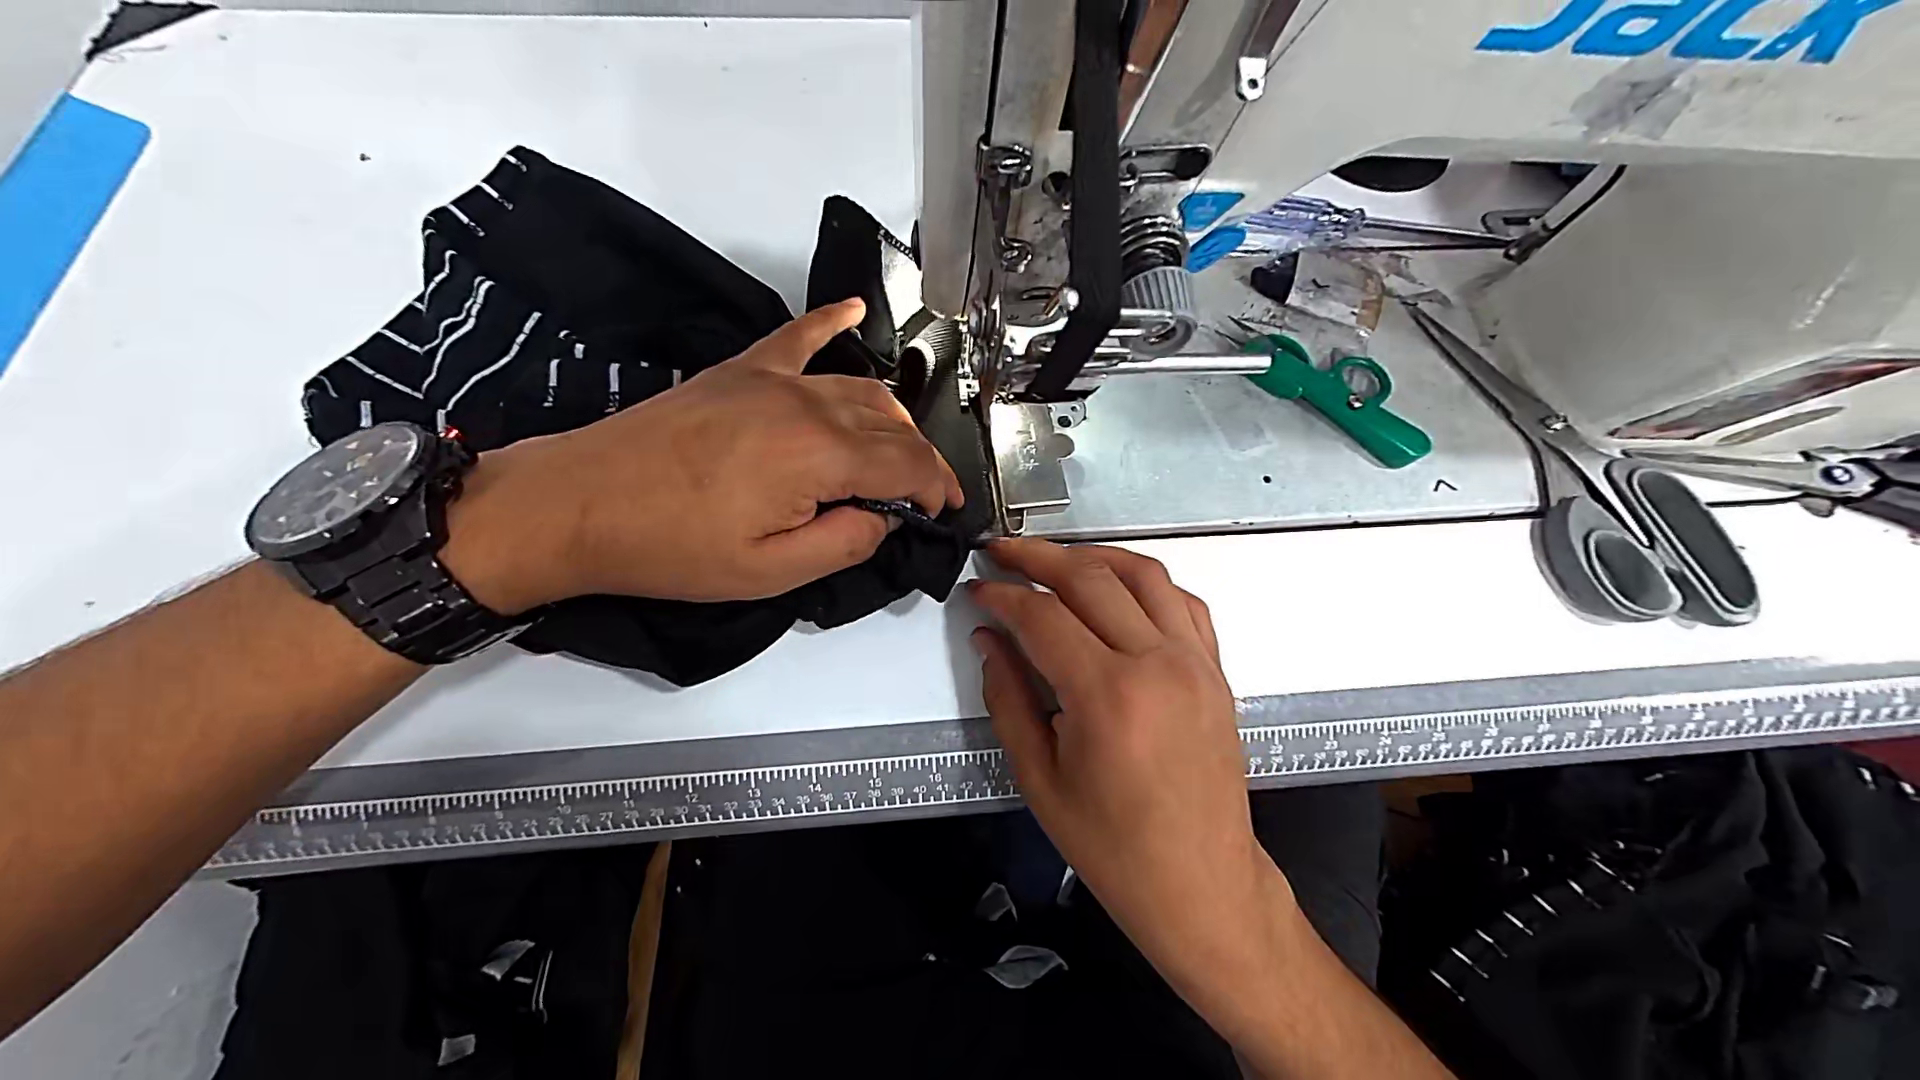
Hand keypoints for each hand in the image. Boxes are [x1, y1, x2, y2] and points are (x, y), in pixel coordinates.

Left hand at [444, 299, 962, 612]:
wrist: (578, 503)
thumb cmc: (672, 547)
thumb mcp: (770, 572)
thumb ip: (845, 542)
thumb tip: (883, 518)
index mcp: (819, 455)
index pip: (906, 463)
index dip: (937, 486)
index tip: (946, 508)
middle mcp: (806, 404)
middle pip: (890, 423)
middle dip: (920, 459)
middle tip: (926, 492)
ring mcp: (771, 379)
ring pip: (859, 388)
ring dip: (892, 418)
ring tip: (901, 450)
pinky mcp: (740, 371)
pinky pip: (798, 337)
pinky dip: (830, 322)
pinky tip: (852, 310)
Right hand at [967, 540, 1289, 1010]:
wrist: (1201, 884)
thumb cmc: (1116, 848)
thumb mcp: (1039, 777)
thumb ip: (1008, 696)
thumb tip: (990, 640)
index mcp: (1108, 697)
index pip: (1043, 616)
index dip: (1003, 595)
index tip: (980, 590)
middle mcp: (1158, 666)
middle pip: (1090, 578)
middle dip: (1037, 556)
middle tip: (1003, 551)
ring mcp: (1194, 663)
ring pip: (1142, 574)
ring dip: (1092, 555)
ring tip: (1054, 557)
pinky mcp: (1215, 671)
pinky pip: (1183, 601)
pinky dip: (1145, 581)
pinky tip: (1118, 587)